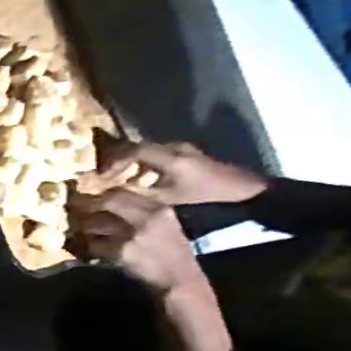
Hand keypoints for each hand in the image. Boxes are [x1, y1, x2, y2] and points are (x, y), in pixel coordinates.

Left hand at [72, 188, 207, 294]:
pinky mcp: (121, 252)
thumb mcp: (165, 224)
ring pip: (95, 223)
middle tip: (72, 207)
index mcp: (159, 208)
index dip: (100, 192)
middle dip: (86, 203)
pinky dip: (86, 246)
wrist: (180, 279)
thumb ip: (141, 211)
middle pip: (107, 201)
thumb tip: (107, 201)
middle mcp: (147, 217)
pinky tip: (84, 247)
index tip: (86, 194)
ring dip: (83, 226)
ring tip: (77, 229)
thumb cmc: (171, 252)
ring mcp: (133, 234)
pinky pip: (94, 244)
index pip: (123, 191)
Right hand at [98, 141, 265, 205]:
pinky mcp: (194, 161)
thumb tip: (104, 195)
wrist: (251, 198)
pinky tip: (141, 184)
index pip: (132, 150)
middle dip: (118, 162)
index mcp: (170, 157)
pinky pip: (161, 159)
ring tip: (118, 181)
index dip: (112, 163)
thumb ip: (132, 196)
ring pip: (150, 153)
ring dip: (132, 165)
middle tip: (103, 177)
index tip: (98, 178)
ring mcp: (188, 153)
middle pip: (140, 148)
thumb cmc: (205, 200)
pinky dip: (145, 168)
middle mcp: (178, 149)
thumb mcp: (165, 202)